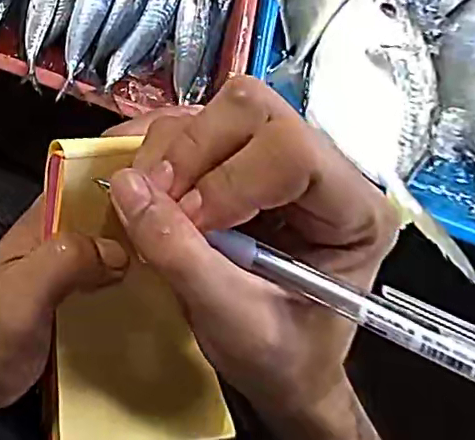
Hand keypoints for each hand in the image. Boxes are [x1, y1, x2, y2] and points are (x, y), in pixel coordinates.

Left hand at [0, 108, 198, 408]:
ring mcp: (71, 269)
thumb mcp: (24, 290)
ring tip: (202, 265)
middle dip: (152, 217)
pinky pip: (119, 286)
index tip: (183, 177)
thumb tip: (121, 247)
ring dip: (152, 256)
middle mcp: (62, 236)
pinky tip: (175, 305)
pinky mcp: (79, 302)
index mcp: (46, 219)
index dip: (130, 173)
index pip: (91, 180)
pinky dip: (144, 290)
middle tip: (210, 229)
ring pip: (120, 251)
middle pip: (114, 216)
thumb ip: (64, 260)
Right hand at [106, 75, 392, 439]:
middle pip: (246, 110)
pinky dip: (148, 151)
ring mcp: (262, 150)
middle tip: (160, 202)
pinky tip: (146, 192)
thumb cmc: (277, 353)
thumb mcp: (233, 320)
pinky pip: (176, 122)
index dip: (230, 177)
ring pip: (203, 111)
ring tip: (152, 207)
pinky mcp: (222, 149)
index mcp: (351, 208)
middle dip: (190, 153)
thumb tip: (124, 185)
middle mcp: (313, 164)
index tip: (191, 221)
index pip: (289, 149)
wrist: (270, 365)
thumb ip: (181, 255)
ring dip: (163, 155)